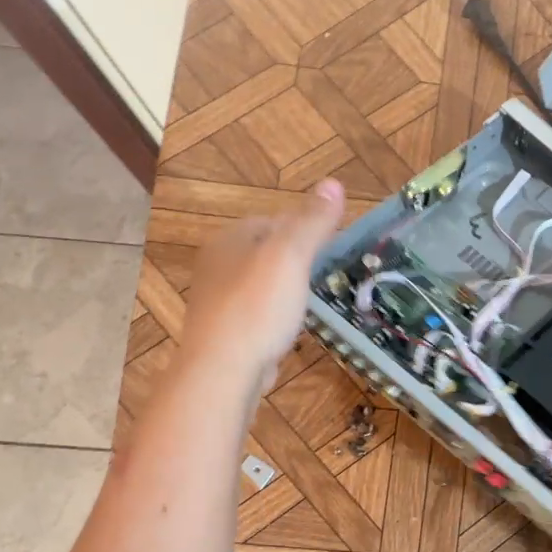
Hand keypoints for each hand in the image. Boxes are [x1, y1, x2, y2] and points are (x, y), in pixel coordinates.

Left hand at [181, 179, 345, 389]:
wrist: (225, 368)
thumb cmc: (258, 307)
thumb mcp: (291, 257)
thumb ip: (312, 222)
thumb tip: (334, 183)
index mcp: (231, 239)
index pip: (273, 221)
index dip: (304, 228)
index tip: (332, 245)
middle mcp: (218, 264)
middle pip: (265, 251)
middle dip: (293, 259)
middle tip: (327, 273)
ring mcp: (218, 299)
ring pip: (260, 283)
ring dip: (284, 288)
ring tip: (312, 301)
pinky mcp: (226, 331)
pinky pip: (256, 312)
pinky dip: (274, 315)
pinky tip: (289, 328)